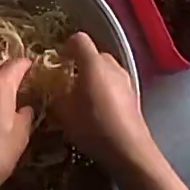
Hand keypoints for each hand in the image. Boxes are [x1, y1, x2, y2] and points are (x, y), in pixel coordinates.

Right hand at [54, 32, 160, 180]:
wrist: (129, 150)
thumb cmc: (93, 127)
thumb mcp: (64, 113)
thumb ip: (57, 96)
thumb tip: (55, 90)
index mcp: (93, 63)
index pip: (79, 40)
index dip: (67, 47)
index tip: (59, 62)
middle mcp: (111, 65)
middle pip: (93, 55)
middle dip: (80, 66)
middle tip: (69, 84)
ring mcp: (125, 79)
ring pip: (105, 70)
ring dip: (94, 78)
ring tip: (85, 100)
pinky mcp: (134, 94)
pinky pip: (115, 84)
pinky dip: (106, 91)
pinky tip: (101, 112)